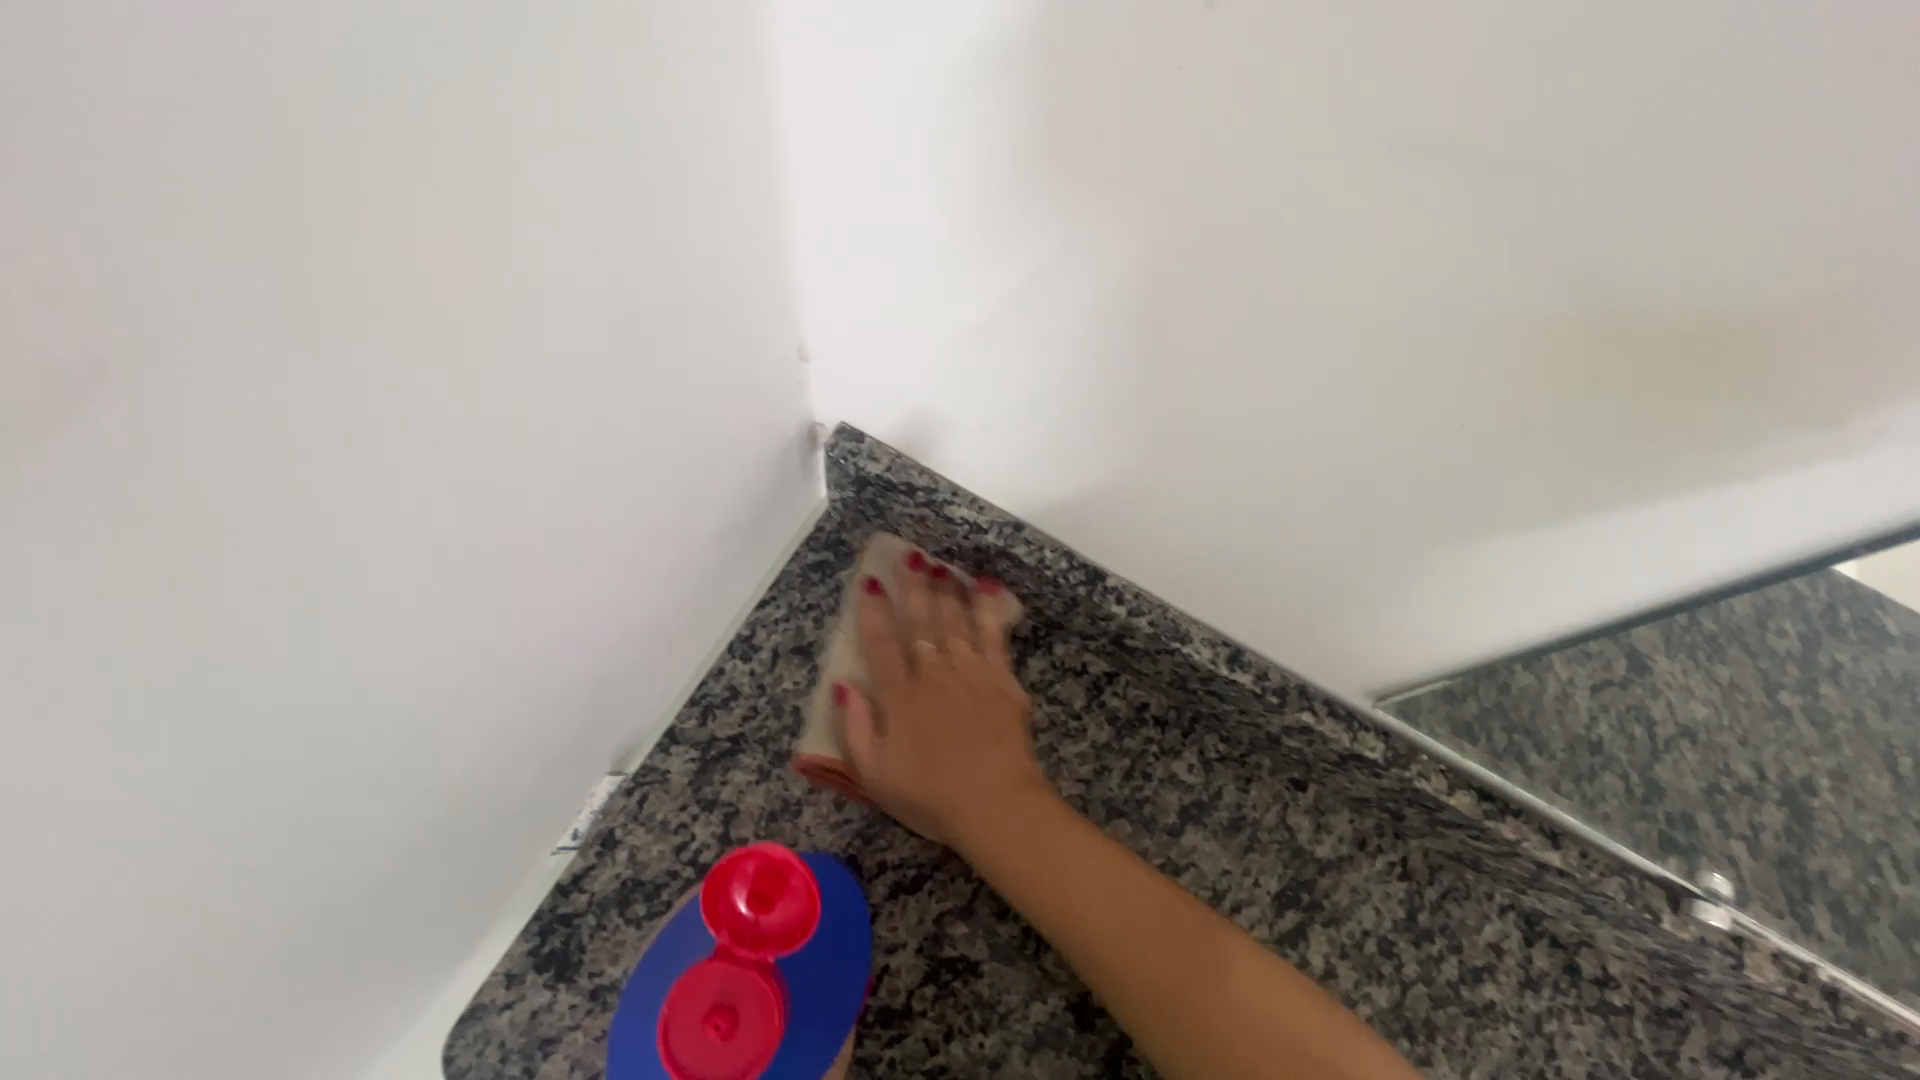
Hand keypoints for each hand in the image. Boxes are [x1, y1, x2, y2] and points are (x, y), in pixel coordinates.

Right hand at [836, 557, 1052, 846]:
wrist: (995, 804)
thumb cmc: (930, 797)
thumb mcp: (874, 775)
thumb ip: (855, 727)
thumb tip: (844, 684)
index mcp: (899, 697)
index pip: (881, 643)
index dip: (873, 611)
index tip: (868, 581)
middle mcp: (934, 674)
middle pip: (921, 622)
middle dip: (913, 586)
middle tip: (910, 555)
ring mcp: (972, 673)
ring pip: (956, 621)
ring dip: (946, 591)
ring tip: (940, 565)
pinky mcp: (1003, 680)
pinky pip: (994, 635)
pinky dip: (988, 609)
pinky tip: (985, 588)